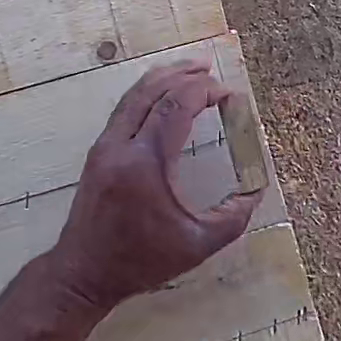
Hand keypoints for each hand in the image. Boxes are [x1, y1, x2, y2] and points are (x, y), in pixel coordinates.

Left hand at [44, 60, 262, 321]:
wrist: (84, 273)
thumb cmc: (141, 261)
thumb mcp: (198, 245)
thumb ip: (233, 216)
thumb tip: (257, 189)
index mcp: (146, 163)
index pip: (176, 106)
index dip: (204, 91)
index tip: (229, 95)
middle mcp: (120, 146)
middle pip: (150, 91)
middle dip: (182, 74)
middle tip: (208, 67)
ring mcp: (104, 147)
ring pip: (132, 97)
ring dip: (161, 79)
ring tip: (188, 72)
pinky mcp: (97, 154)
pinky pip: (123, 111)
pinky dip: (146, 95)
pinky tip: (161, 98)